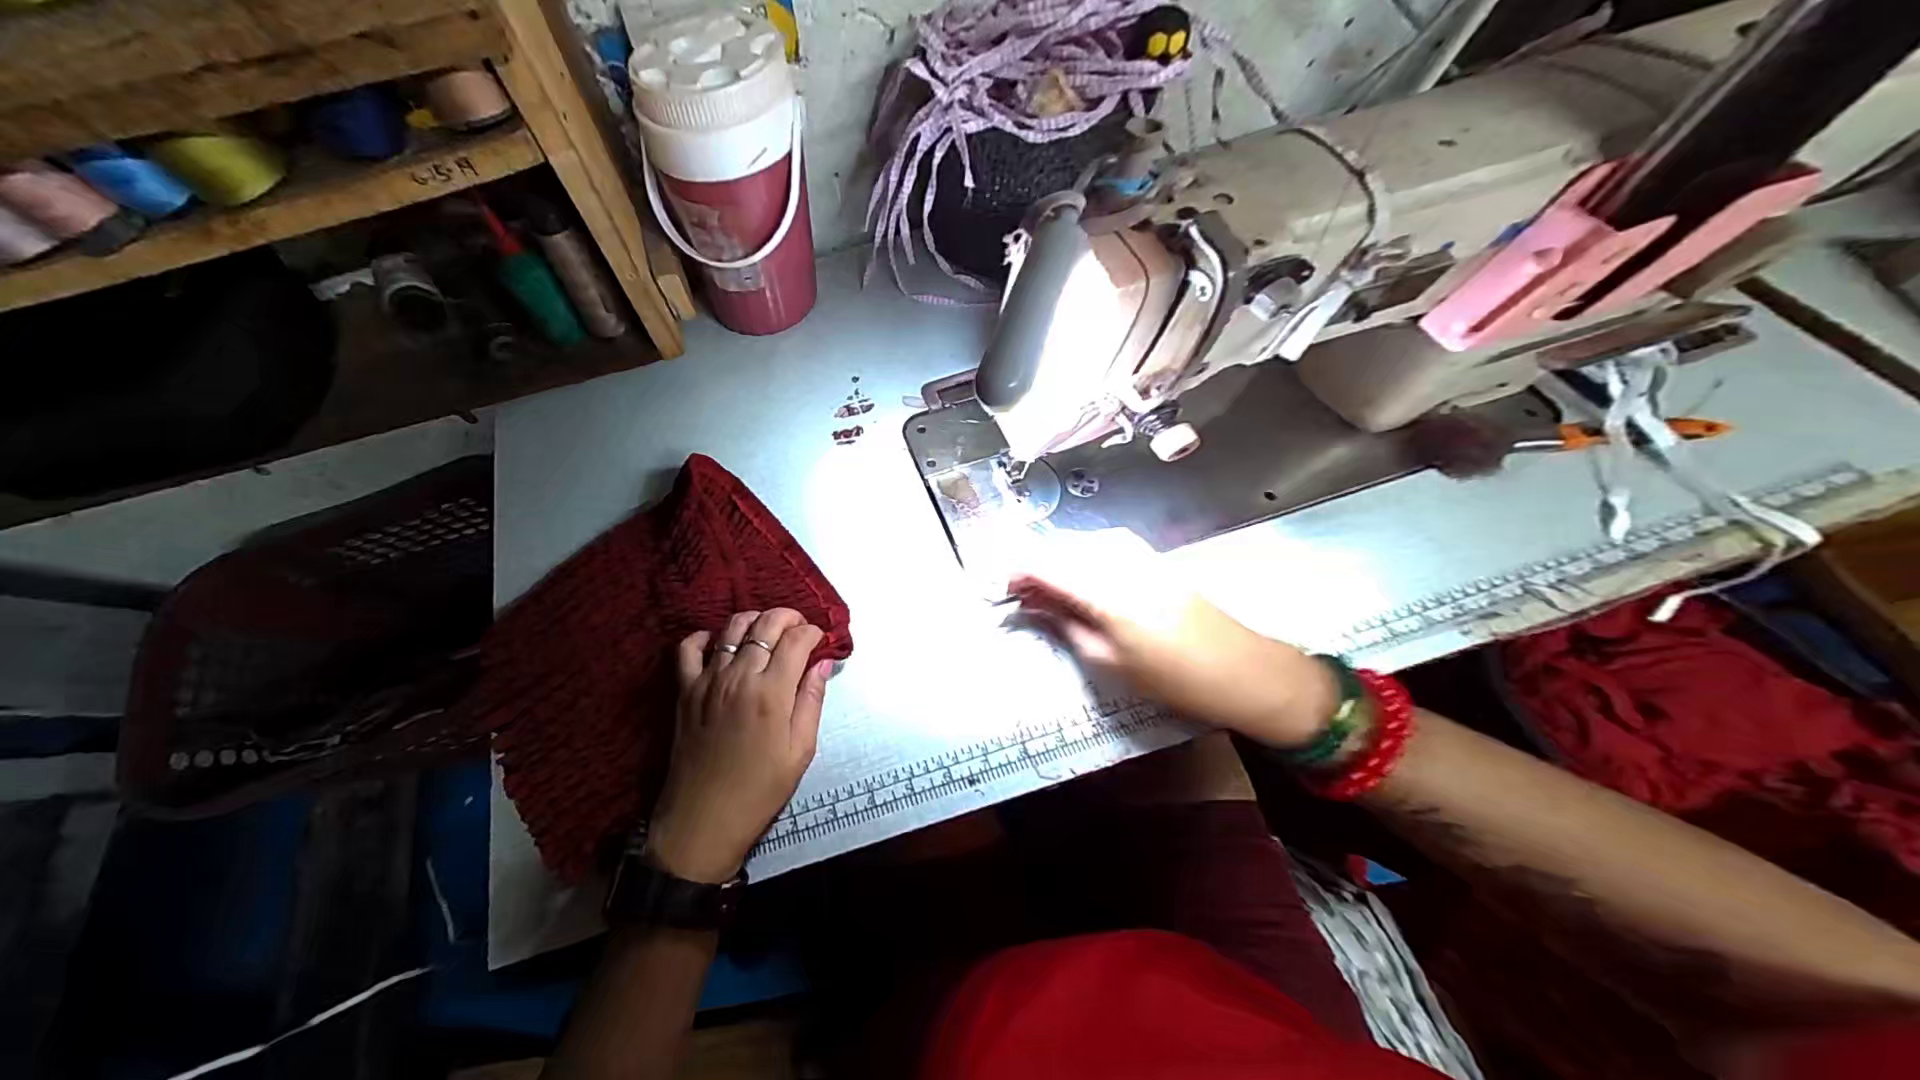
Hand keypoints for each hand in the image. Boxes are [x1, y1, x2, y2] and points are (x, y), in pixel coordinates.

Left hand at [647, 609, 831, 883]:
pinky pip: (688, 648)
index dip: (813, 632)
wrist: (704, 819)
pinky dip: (704, 636)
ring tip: (767, 630)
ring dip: (754, 620)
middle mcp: (739, 677)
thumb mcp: (801, 750)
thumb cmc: (760, 789)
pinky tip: (719, 642)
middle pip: (765, 625)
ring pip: (731, 629)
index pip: (796, 640)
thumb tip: (822, 663)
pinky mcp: (685, 691)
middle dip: (788, 617)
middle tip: (800, 628)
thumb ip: (812, 700)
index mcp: (772, 693)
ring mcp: (708, 681)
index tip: (821, 639)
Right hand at [1008, 549, 1336, 748]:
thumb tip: (1033, 602)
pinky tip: (1076, 576)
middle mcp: (1121, 560)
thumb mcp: (1108, 660)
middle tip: (1015, 592)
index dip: (1015, 571)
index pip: (1045, 564)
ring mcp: (1141, 555)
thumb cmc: (1173, 678)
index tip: (996, 586)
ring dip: (1056, 560)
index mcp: (1106, 590)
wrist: (1242, 670)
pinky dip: (1081, 558)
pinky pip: (1104, 546)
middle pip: (1061, 548)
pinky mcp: (1154, 558)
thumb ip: (1066, 623)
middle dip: (1032, 565)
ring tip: (1042, 588)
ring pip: (1082, 544)